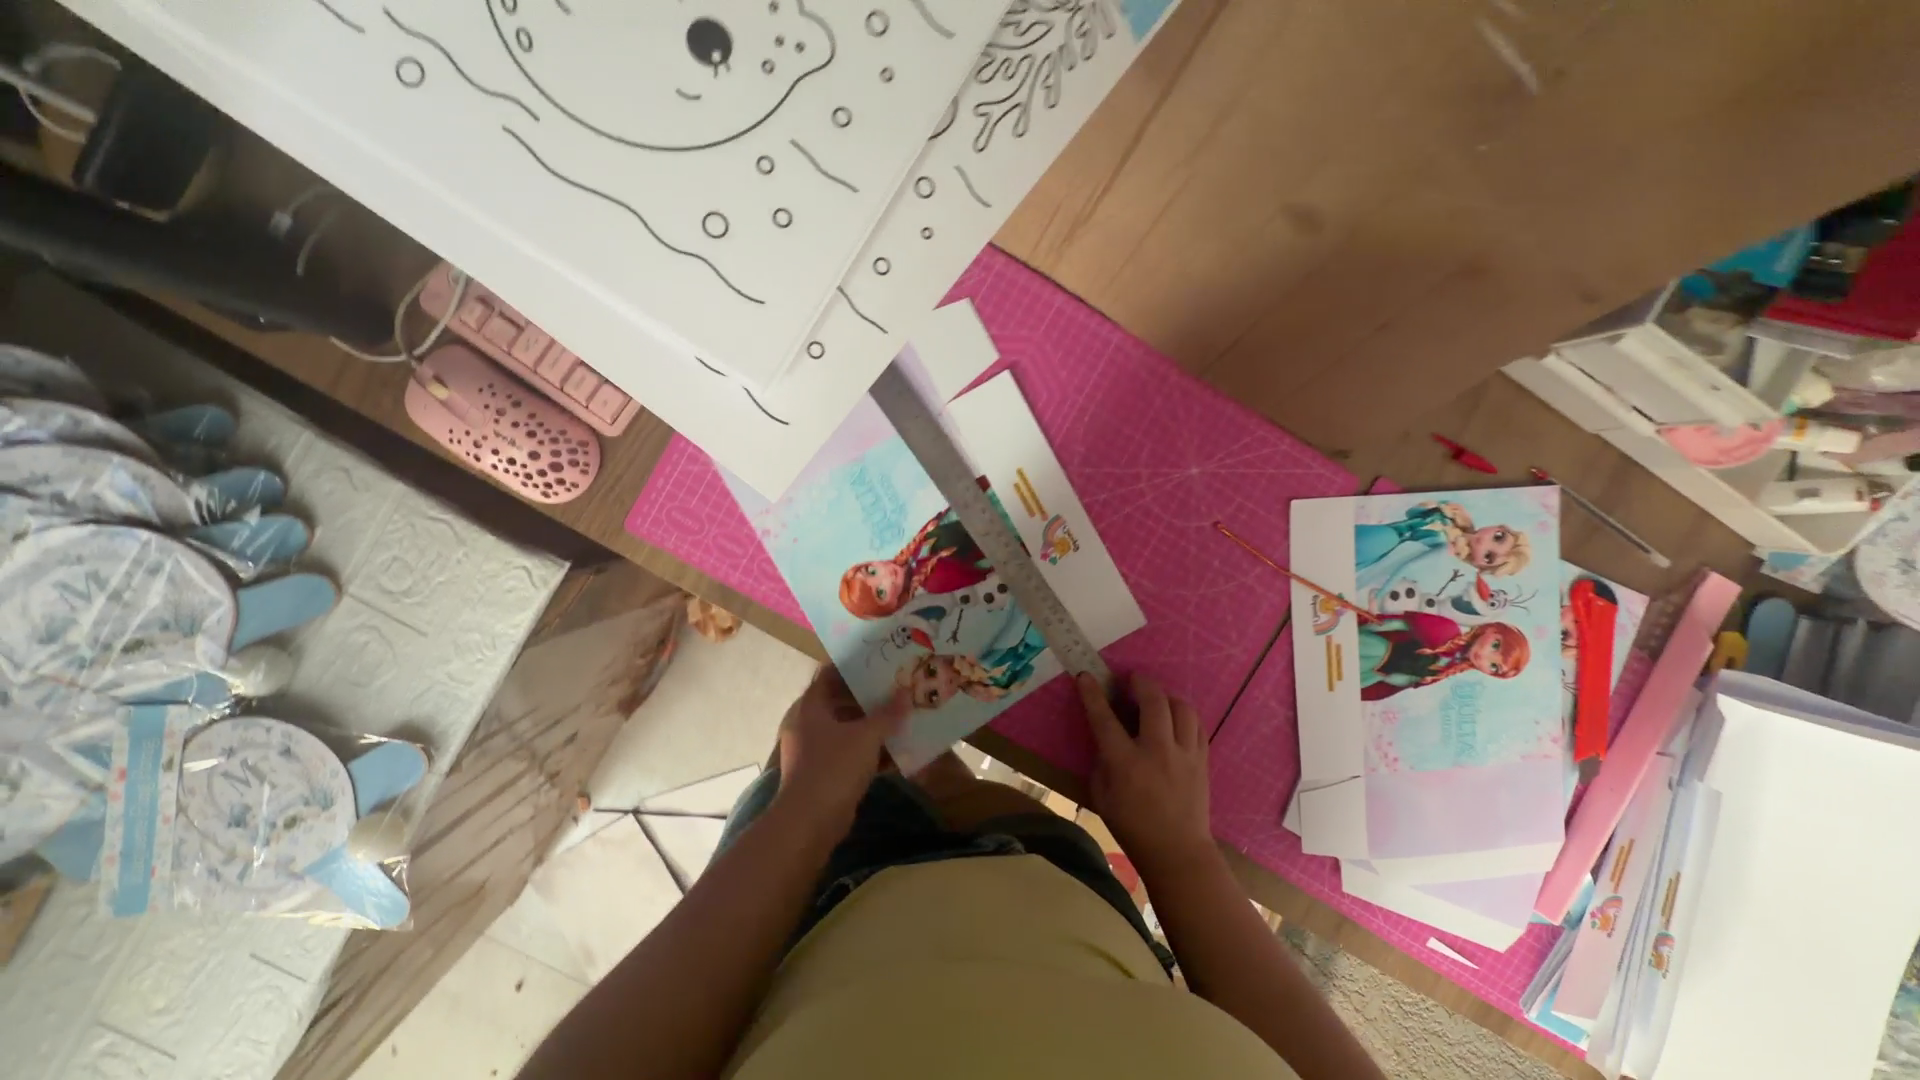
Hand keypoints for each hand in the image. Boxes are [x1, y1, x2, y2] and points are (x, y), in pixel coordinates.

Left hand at [775, 666, 907, 829]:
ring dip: (874, 726)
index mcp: (810, 706)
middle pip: (842, 701)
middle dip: (871, 697)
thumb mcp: (866, 736)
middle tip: (900, 687)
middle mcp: (809, 724)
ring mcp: (815, 750)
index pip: (830, 674)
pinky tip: (900, 752)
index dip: (854, 665)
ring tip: (905, 716)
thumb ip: (888, 713)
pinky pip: (851, 754)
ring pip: (849, 729)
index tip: (881, 660)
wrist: (810, 822)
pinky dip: (871, 752)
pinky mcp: (825, 773)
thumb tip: (907, 691)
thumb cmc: (834, 767)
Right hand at [1076, 672, 1214, 877]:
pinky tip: (1175, 718)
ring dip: (1166, 696)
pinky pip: (1196, 724)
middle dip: (1140, 682)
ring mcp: (1184, 754)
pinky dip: (1184, 715)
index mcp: (1126, 763)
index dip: (1092, 694)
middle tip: (1131, 679)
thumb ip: (1103, 762)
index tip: (1086, 676)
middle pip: (1153, 701)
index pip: (1105, 718)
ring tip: (1156, 698)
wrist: (1177, 851)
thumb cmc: (1132, 828)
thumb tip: (1108, 738)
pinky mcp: (1202, 760)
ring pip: (1181, 707)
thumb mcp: (1102, 796)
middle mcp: (1157, 751)